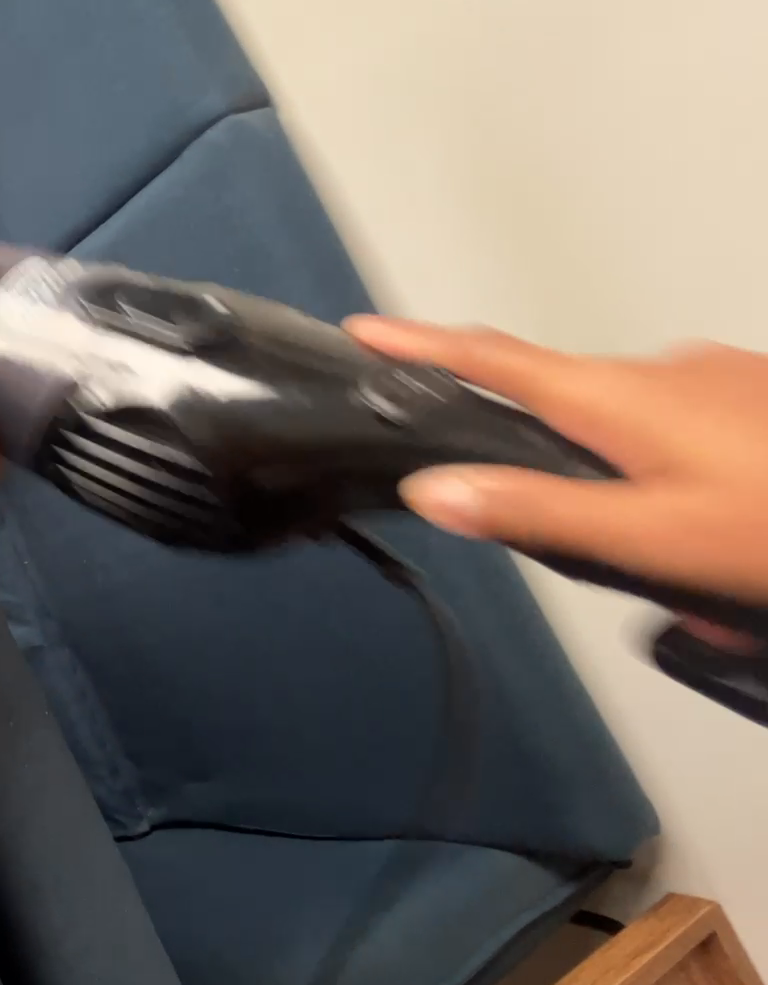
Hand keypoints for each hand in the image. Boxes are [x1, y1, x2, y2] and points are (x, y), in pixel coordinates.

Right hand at [346, 317, 767, 603]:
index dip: (418, 343)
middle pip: (549, 399)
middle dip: (534, 459)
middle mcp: (657, 372)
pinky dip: (656, 467)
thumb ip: (533, 509)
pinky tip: (707, 515)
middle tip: (570, 536)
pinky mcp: (753, 396)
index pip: (489, 358)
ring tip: (661, 551)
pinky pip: (668, 424)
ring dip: (606, 476)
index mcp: (615, 396)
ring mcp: (713, 379)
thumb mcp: (654, 534)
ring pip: (614, 421)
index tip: (361, 328)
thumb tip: (426, 488)